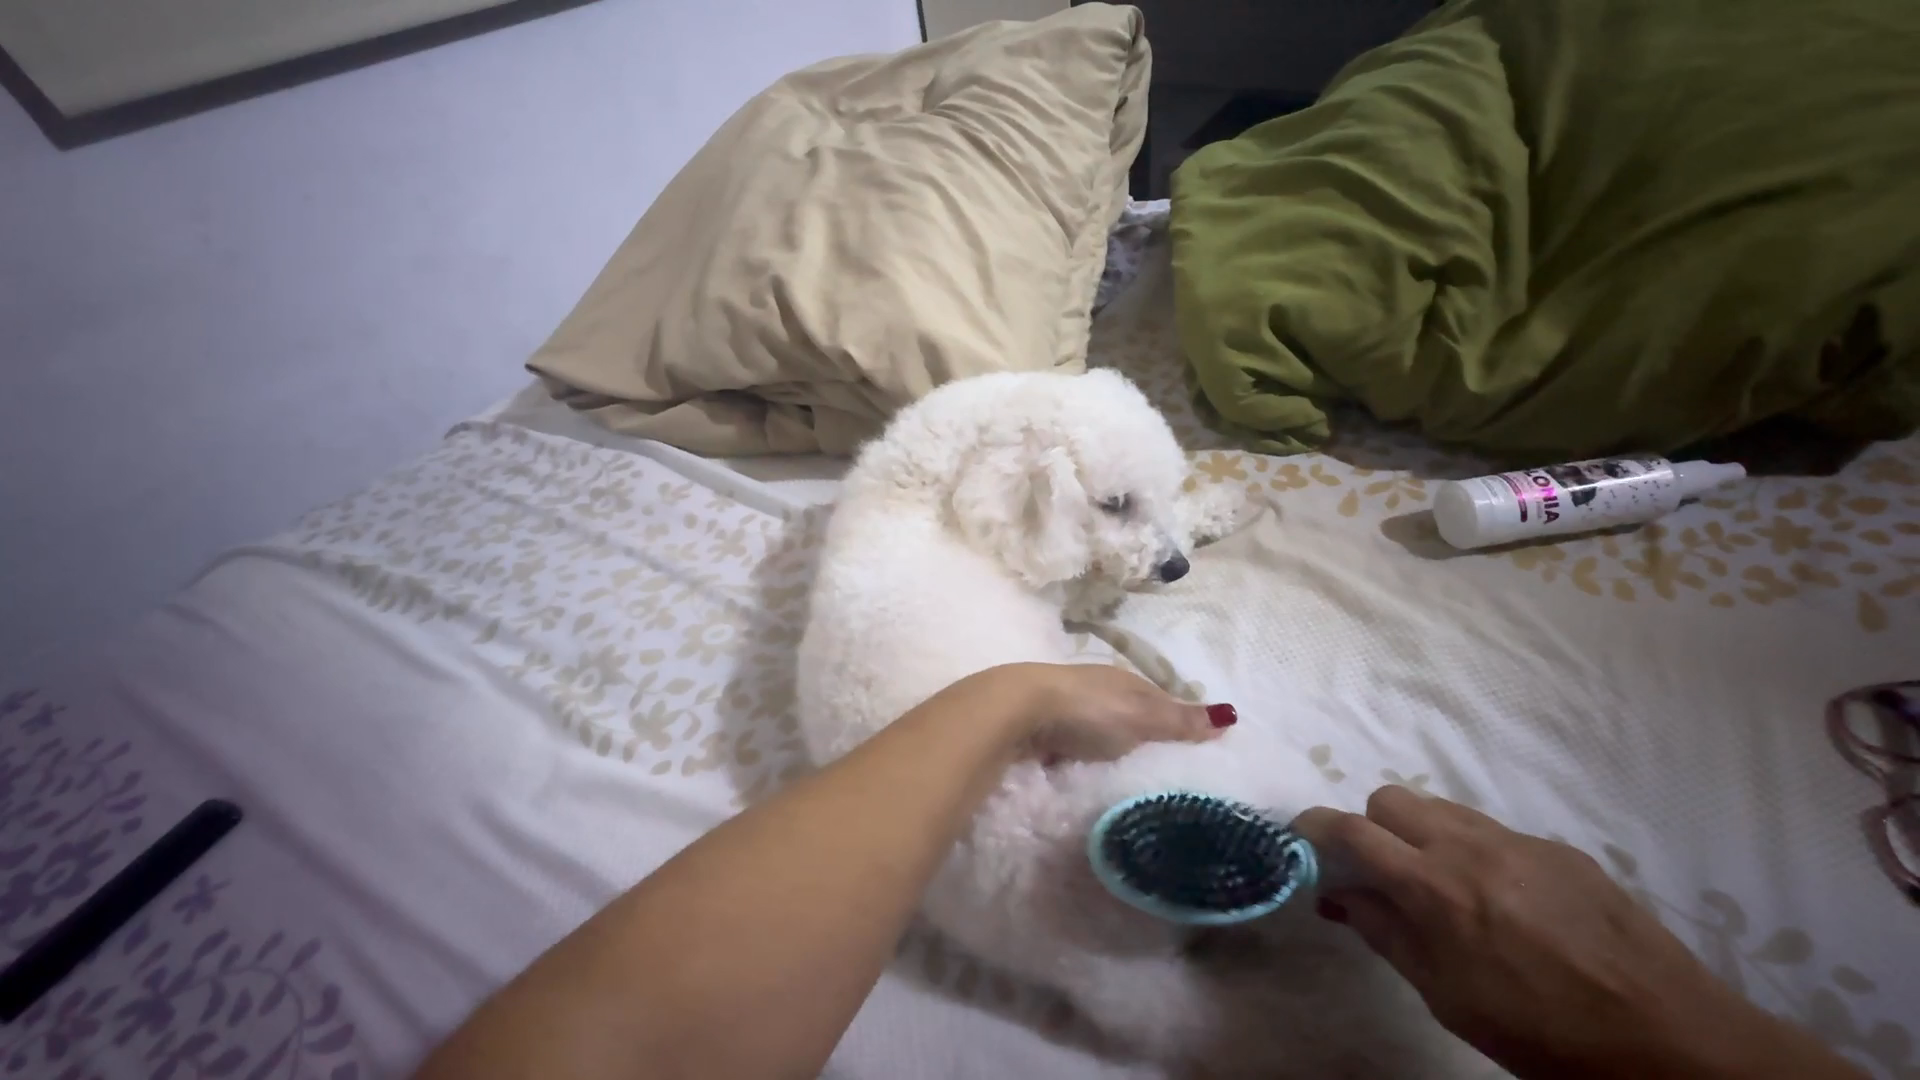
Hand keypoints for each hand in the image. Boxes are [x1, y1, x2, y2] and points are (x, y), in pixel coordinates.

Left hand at [975, 663, 1228, 763]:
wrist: (1016, 712)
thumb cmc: (1087, 711)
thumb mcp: (1141, 717)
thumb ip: (1179, 719)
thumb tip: (1228, 715)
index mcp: (1123, 680)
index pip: (1159, 697)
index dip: (1177, 717)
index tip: (1194, 744)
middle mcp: (1096, 688)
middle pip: (1128, 712)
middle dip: (1143, 733)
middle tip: (1164, 767)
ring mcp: (1066, 707)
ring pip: (1099, 727)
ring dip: (1112, 744)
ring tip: (1130, 775)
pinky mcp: (1042, 728)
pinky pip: (1074, 744)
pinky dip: (1085, 755)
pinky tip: (1089, 771)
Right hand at [1292, 787, 1864, 1079]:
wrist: (1673, 1039)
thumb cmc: (1541, 1031)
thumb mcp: (1446, 996)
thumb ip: (1385, 933)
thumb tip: (1338, 895)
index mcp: (1433, 887)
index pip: (1351, 829)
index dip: (1315, 824)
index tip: (1302, 835)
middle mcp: (1468, 846)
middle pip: (1390, 798)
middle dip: (1373, 826)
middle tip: (1385, 871)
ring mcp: (1518, 841)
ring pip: (1441, 807)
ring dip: (1423, 833)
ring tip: (1444, 884)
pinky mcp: (1560, 848)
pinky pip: (1494, 830)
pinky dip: (1476, 851)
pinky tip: (1506, 901)